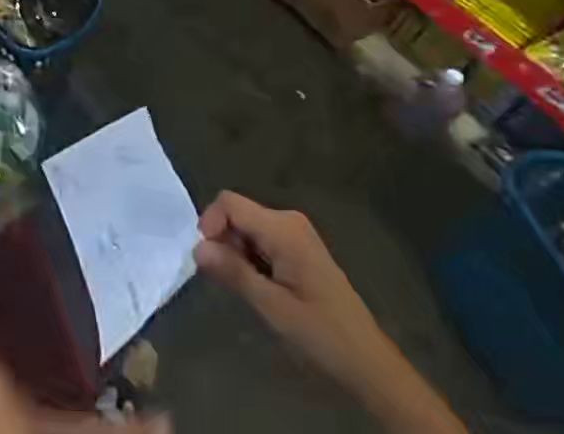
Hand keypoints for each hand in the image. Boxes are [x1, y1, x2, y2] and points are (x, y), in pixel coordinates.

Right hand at [193, 191, 380, 379]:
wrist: (366, 360)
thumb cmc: (320, 334)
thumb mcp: (272, 307)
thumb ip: (233, 272)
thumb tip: (197, 248)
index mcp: (283, 228)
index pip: (230, 203)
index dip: (210, 224)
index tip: (208, 260)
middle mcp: (288, 220)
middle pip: (238, 213)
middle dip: (224, 241)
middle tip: (229, 281)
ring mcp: (295, 233)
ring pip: (247, 227)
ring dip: (237, 252)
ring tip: (249, 288)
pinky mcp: (298, 246)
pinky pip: (261, 238)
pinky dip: (251, 257)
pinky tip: (262, 286)